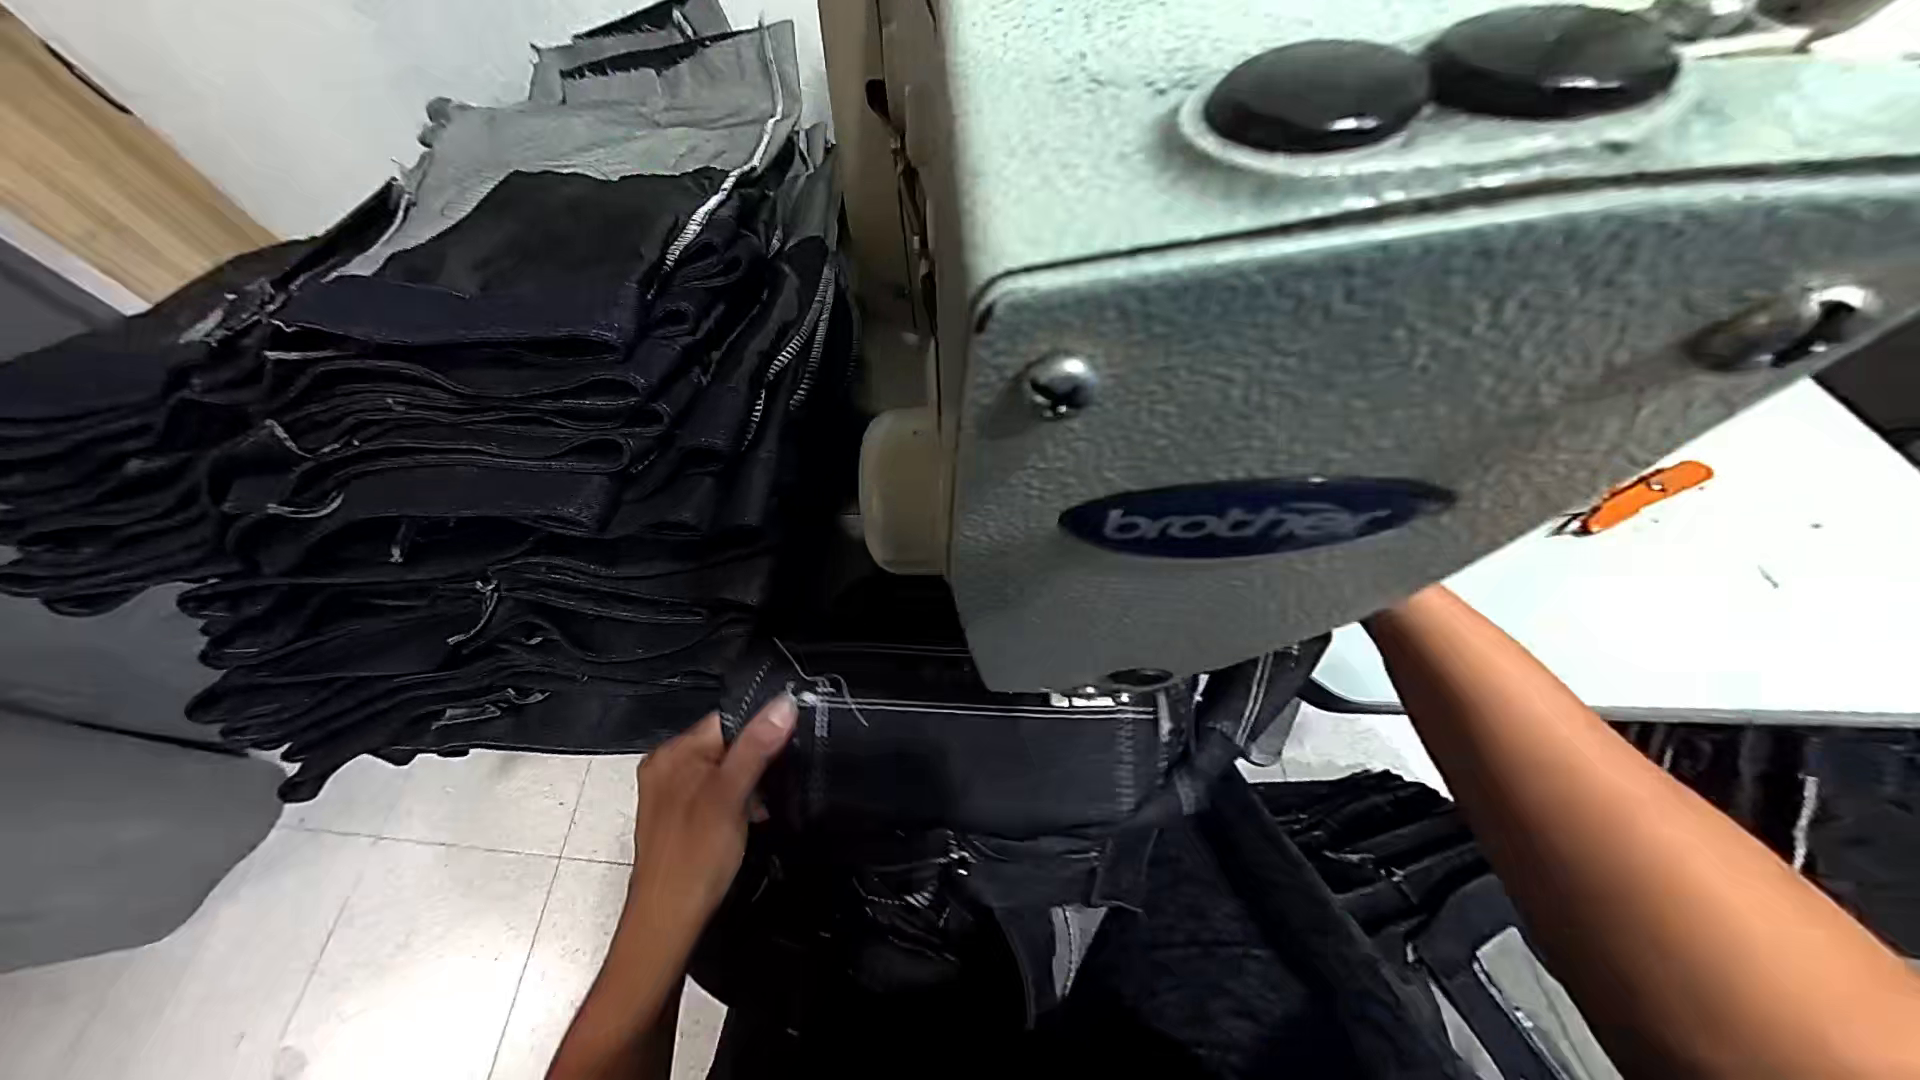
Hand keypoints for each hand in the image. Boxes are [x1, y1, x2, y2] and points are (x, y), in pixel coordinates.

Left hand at [624, 697, 796, 943]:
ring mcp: (671, 792)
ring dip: (749, 783)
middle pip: (728, 743)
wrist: (668, 923)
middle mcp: (667, 766)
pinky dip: (736, 800)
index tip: (785, 749)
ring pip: (725, 768)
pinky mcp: (679, 816)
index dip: (761, 729)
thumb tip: (785, 702)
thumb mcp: (732, 794)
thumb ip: (758, 745)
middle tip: (771, 785)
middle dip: (756, 760)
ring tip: (760, 807)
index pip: (728, 718)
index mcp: (673, 752)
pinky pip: (716, 790)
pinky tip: (747, 819)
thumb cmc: (696, 857)